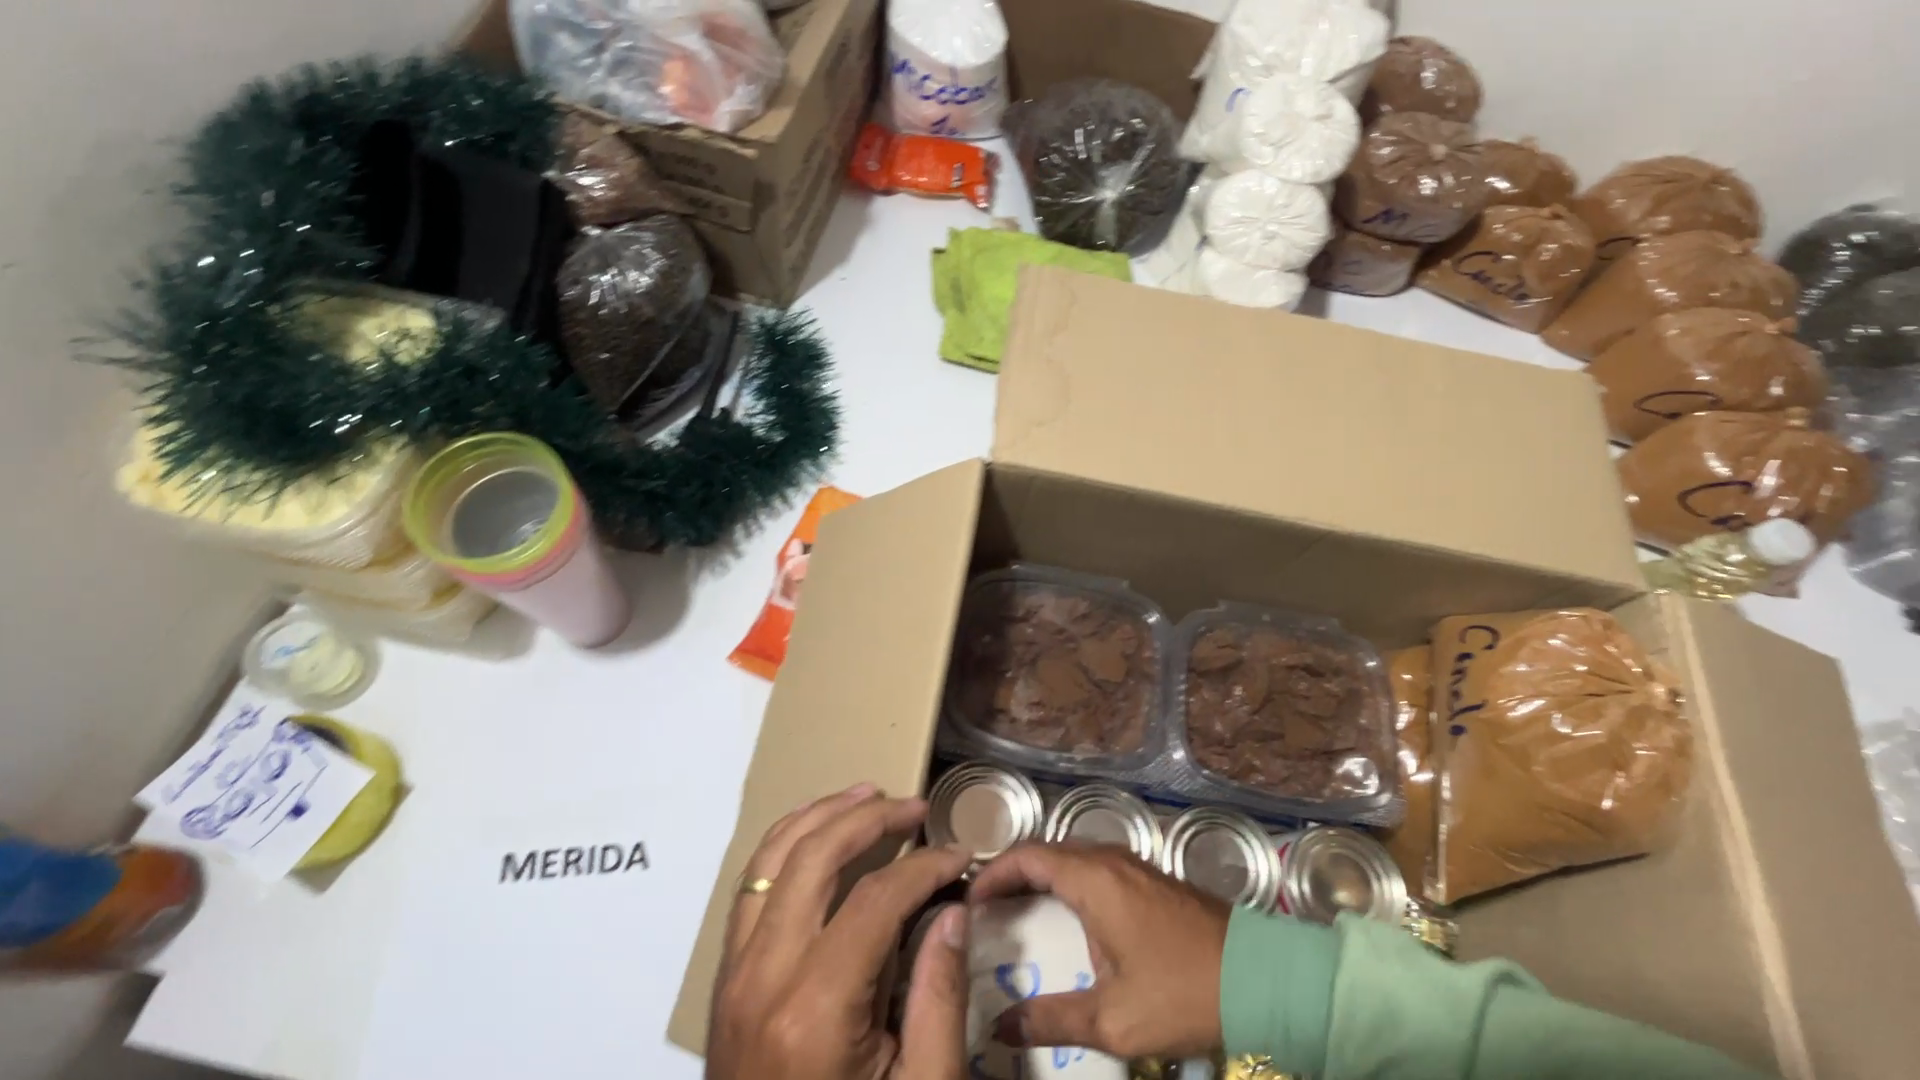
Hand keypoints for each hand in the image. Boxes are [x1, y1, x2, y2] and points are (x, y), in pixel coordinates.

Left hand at [708, 784, 973, 1079]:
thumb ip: (939, 998)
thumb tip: (949, 909)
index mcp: (815, 1009)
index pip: (875, 899)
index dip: (924, 865)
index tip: (959, 855)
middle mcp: (763, 976)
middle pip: (813, 858)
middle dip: (869, 818)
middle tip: (916, 806)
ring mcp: (734, 974)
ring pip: (770, 860)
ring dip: (819, 816)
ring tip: (866, 794)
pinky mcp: (725, 979)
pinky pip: (750, 889)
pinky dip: (783, 846)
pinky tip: (814, 833)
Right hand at [969, 843, 1230, 1058]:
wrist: (1264, 979)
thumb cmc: (1183, 991)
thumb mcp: (1113, 1018)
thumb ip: (1051, 1019)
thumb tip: (1000, 1027)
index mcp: (1094, 879)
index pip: (1027, 856)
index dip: (992, 874)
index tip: (969, 902)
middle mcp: (1111, 860)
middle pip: (1048, 853)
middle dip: (1013, 876)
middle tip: (987, 912)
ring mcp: (1136, 867)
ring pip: (1074, 859)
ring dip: (1043, 880)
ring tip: (1020, 917)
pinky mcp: (1155, 881)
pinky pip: (1097, 870)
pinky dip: (1070, 886)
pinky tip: (1070, 923)